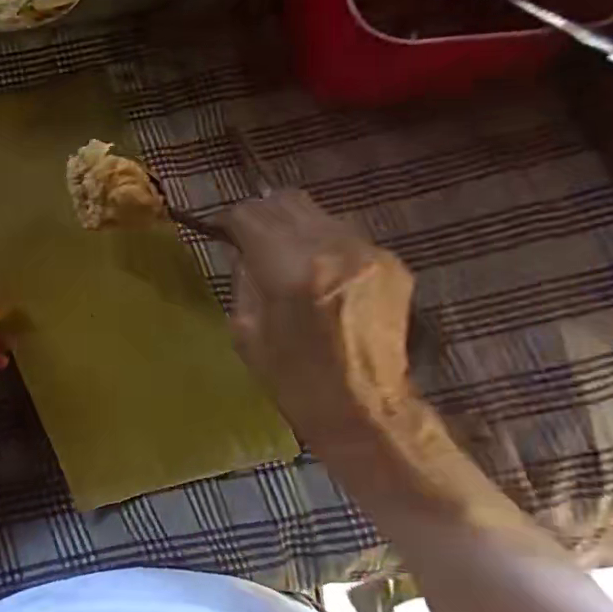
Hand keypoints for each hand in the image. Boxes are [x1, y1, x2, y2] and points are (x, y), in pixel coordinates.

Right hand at [222, 189, 416, 448]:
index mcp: (291, 270)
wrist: (364, 410)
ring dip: (294, 227)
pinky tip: (315, 273)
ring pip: (320, 214)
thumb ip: (244, 279)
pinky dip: (323, 244)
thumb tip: (242, 249)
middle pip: (288, 202)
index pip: (252, 216)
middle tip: (247, 236)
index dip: (230, 219)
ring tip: (281, 255)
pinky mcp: (393, 263)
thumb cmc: (292, 380)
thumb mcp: (247, 331)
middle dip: (261, 214)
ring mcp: (370, 252)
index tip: (220, 231)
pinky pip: (346, 236)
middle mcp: (335, 249)